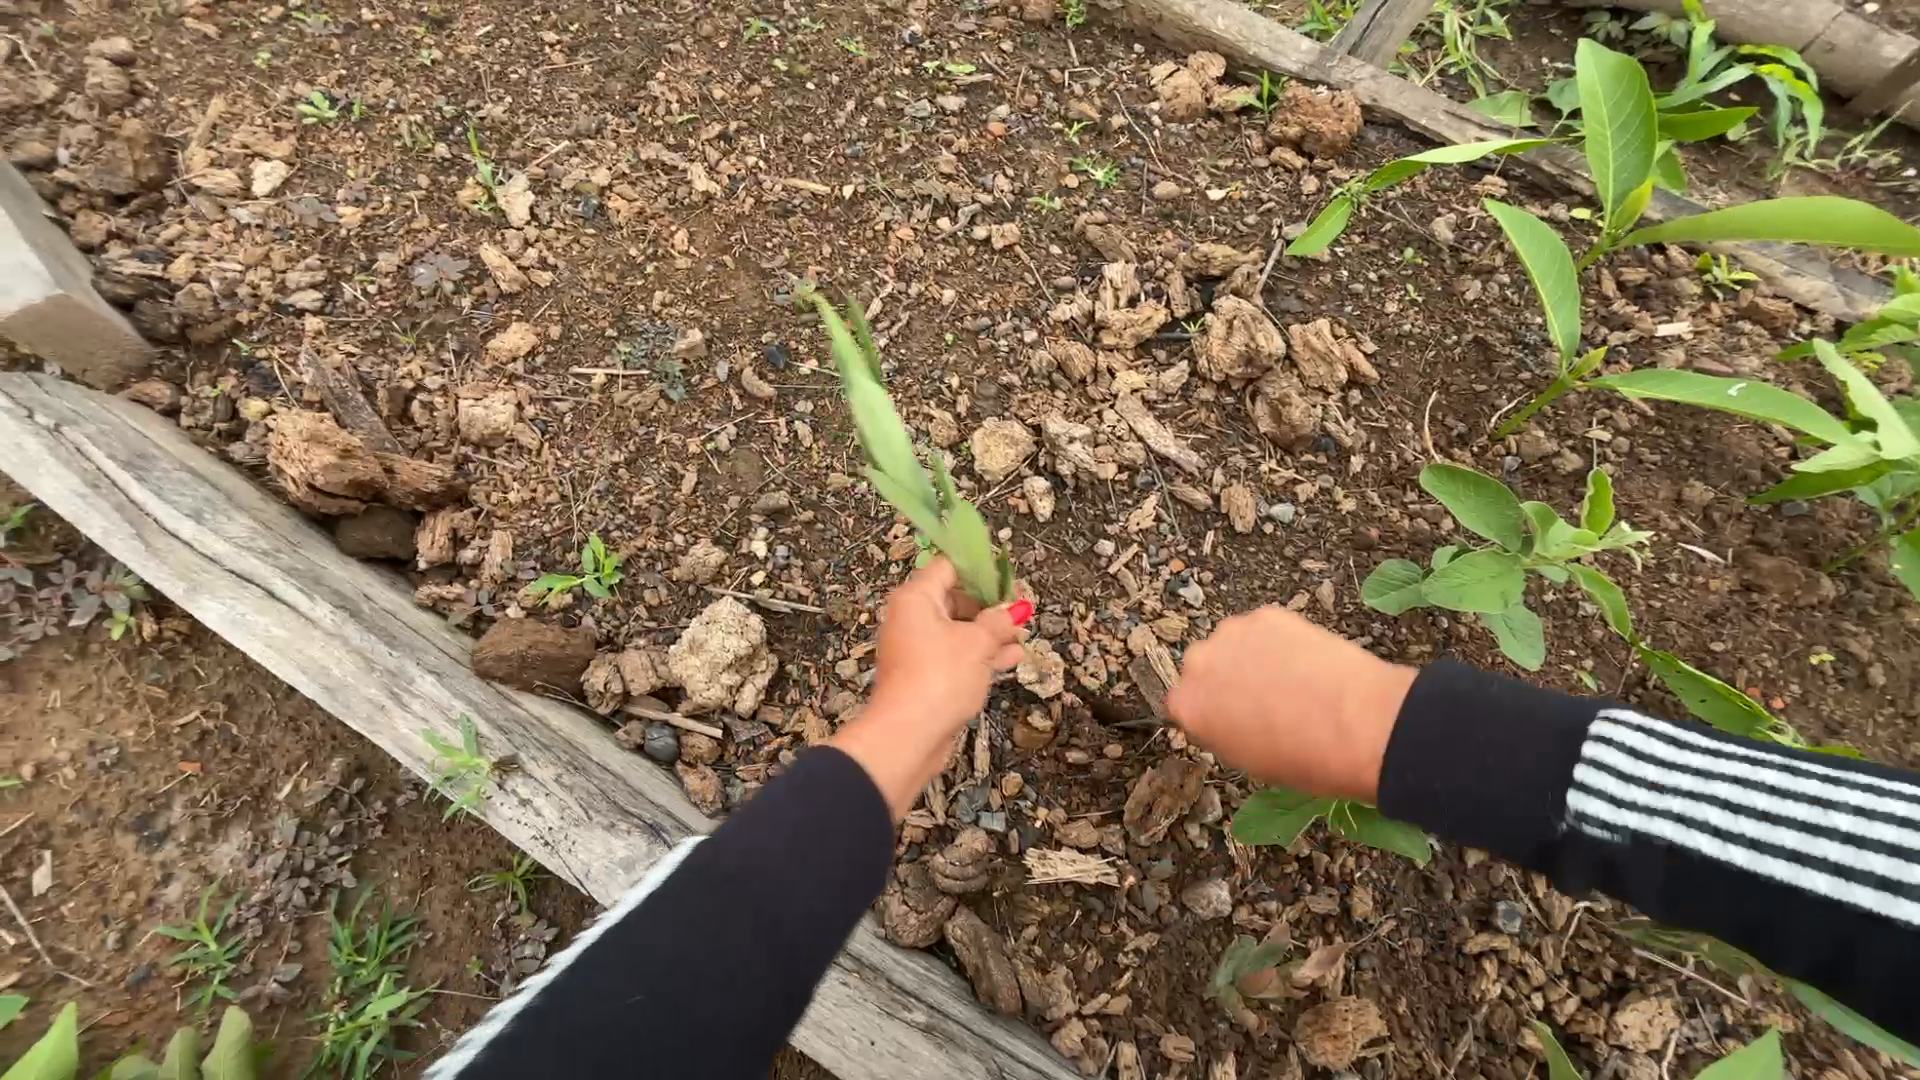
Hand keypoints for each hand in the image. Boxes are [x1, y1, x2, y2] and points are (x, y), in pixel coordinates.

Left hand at [829, 558, 1029, 819]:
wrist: (908, 735)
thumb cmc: (940, 677)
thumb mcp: (978, 643)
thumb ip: (999, 621)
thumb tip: (1015, 609)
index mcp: (916, 598)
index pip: (948, 567)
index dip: (980, 569)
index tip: (1008, 577)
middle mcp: (912, 618)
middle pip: (954, 598)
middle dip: (990, 605)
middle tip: (1022, 609)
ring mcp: (918, 648)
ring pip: (958, 630)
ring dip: (990, 632)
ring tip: (1023, 634)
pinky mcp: (925, 674)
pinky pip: (956, 655)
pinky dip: (981, 654)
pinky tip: (1012, 658)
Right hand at [1166, 607, 1415, 803]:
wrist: (1362, 724)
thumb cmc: (1307, 759)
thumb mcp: (1251, 762)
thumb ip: (1222, 732)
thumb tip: (1228, 718)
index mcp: (1188, 707)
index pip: (1185, 703)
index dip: (1213, 710)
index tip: (1234, 718)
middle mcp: (1198, 665)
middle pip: (1203, 667)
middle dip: (1226, 678)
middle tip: (1263, 697)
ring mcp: (1230, 634)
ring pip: (1232, 643)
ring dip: (1250, 655)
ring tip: (1290, 677)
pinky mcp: (1264, 615)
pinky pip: (1263, 628)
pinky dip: (1279, 640)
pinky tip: (1306, 660)